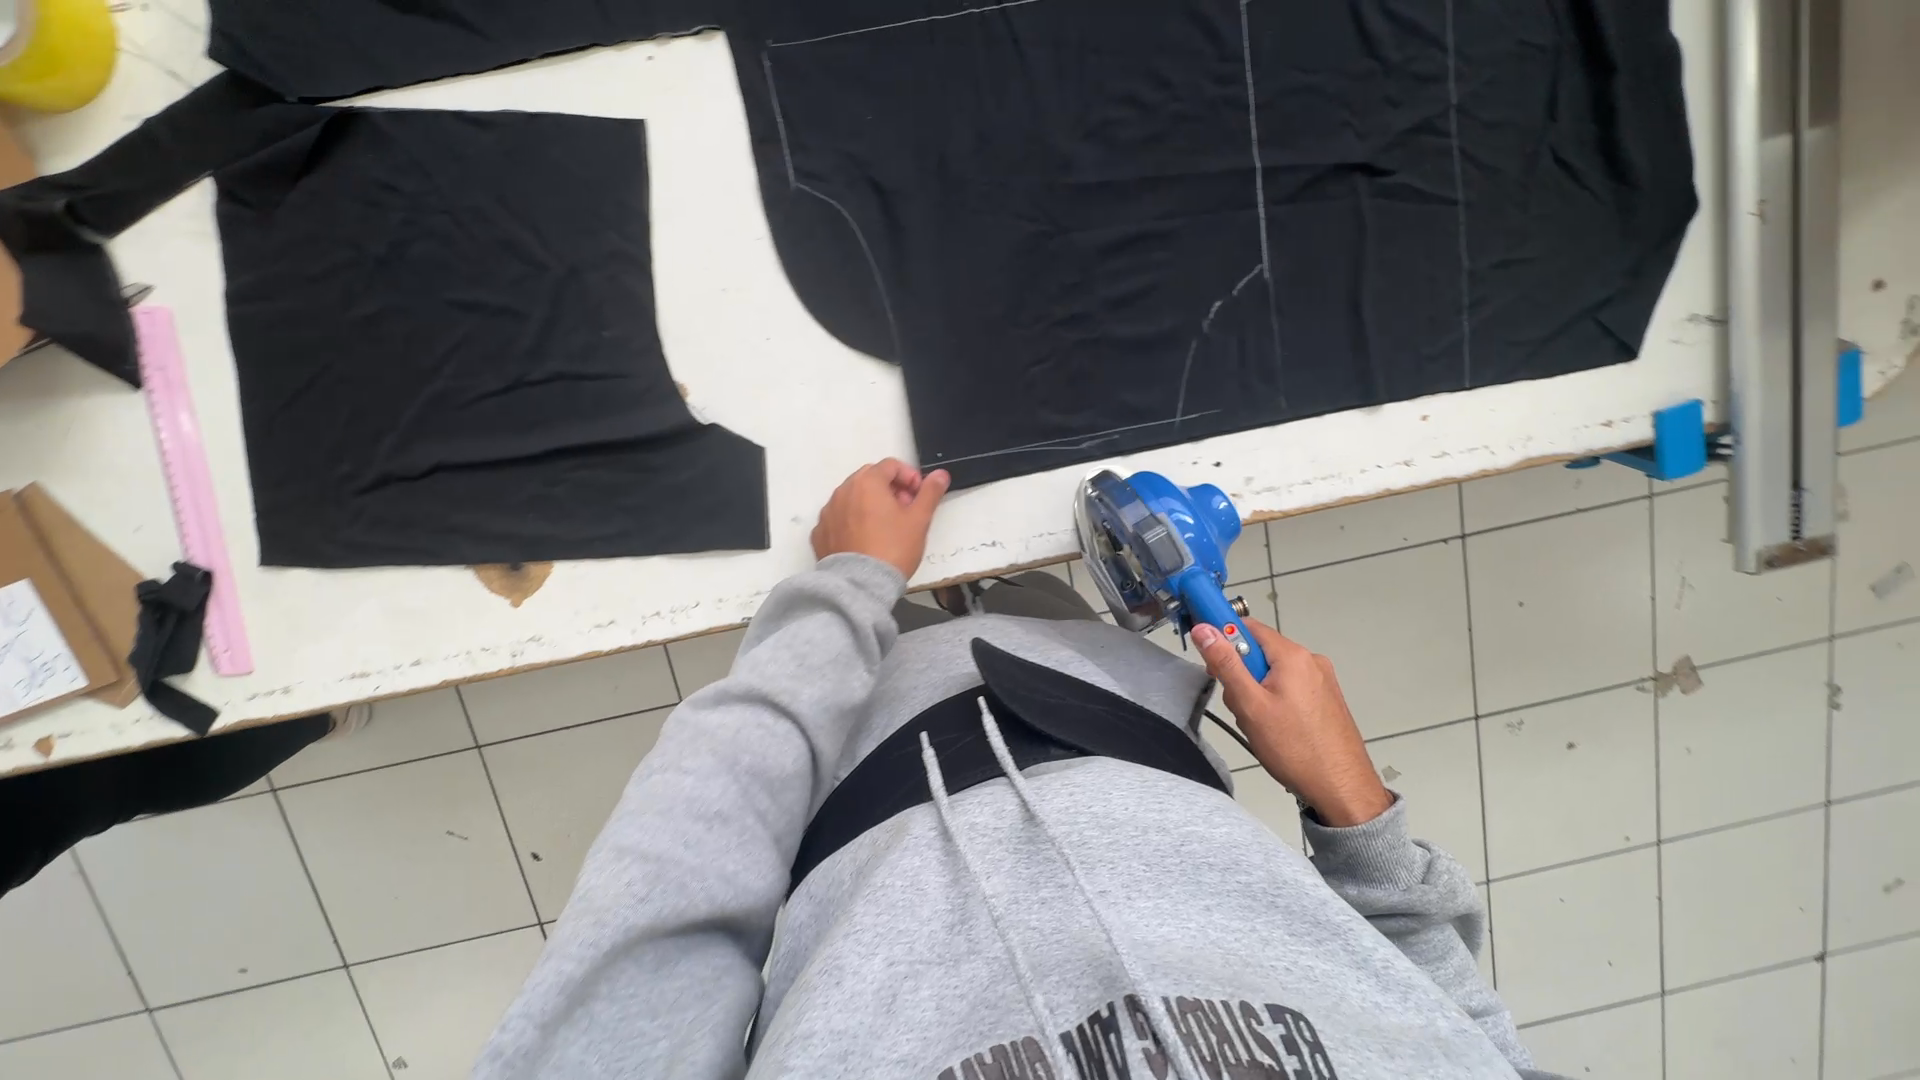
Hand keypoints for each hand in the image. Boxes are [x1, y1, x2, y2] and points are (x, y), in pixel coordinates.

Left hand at [810, 459, 951, 579]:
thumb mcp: (919, 520)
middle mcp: (843, 491)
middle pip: (869, 478)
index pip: (891, 465)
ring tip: (885, 527)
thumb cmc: (893, 549)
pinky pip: (839, 518)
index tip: (918, 496)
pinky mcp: (819, 533)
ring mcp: (828, 512)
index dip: (909, 477)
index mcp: (867, 483)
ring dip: (869, 503)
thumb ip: (930, 493)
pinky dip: (852, 521)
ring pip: (852, 497)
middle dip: (889, 488)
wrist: (860, 585)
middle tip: (904, 510)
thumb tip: (940, 475)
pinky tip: (864, 540)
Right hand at [1191, 619, 1392, 826]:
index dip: (1223, 639)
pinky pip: (1289, 688)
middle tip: (1240, 707)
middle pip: (1259, 652)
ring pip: (1272, 673)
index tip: (1210, 662)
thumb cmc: (1293, 748)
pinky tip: (1276, 729)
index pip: (1247, 627)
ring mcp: (1323, 680)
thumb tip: (1204, 628)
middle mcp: (1311, 660)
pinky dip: (1274, 702)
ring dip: (1256, 692)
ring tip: (1259, 725)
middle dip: (1240, 675)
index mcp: (1293, 655)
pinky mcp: (1327, 699)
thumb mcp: (1250, 705)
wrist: (1342, 790)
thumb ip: (1225, 664)